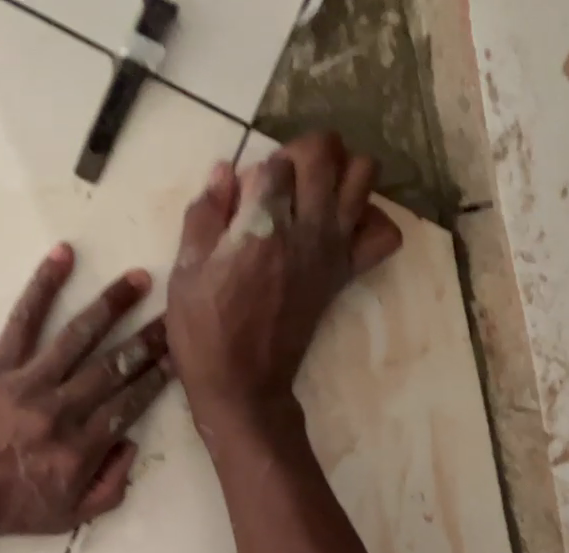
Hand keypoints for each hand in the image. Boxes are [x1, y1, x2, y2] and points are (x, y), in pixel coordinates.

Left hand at [0, 244, 170, 539]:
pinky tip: (63, 255)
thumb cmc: (6, 510)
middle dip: (149, 338)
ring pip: (79, 336)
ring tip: (139, 279)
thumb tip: (130, 443)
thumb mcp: (69, 518)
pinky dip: (42, 286)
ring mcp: (28, 384)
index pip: (130, 404)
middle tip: (176, 312)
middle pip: (114, 366)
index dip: (158, 377)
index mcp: (82, 449)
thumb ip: (110, 487)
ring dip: (112, 304)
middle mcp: (62, 410)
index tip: (181, 354)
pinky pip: (23, 321)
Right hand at [165, 133, 403, 440]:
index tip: (238, 202)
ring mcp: (333, 249)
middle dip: (299, 154)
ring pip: (364, 174)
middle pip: (325, 151)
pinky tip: (340, 227)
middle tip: (277, 186)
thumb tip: (223, 170)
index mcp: (261, 225)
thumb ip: (203, 215)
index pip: (274, 162)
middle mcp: (306, 228)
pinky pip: (383, 233)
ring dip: (339, 172)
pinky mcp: (345, 273)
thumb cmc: (203, 331)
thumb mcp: (185, 273)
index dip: (254, 174)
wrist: (241, 384)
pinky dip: (369, 219)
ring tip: (311, 195)